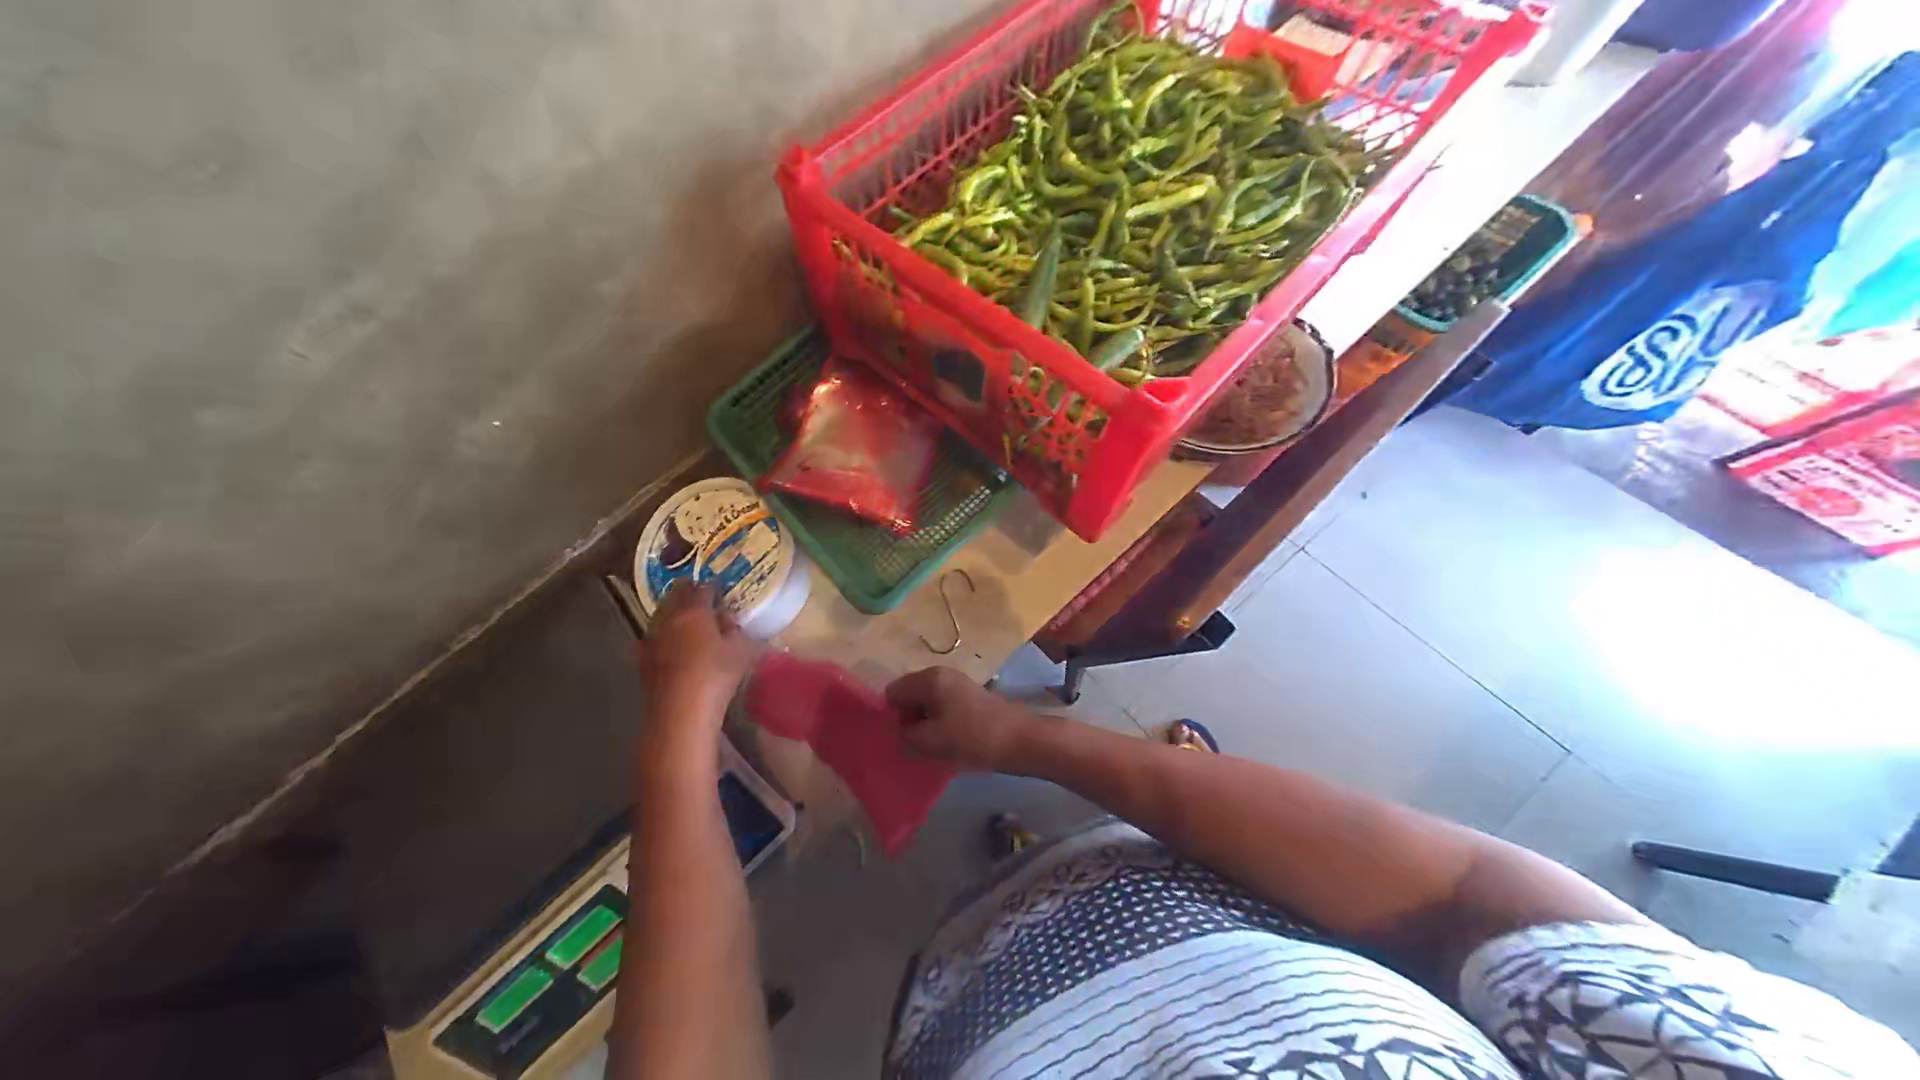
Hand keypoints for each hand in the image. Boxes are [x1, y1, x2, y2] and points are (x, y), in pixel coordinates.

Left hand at [637, 582, 756, 749]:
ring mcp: (651, 638)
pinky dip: (663, 637)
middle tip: (704, 602)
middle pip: (676, 596)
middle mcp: (668, 618)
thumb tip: (732, 624)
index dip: (714, 588)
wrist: (680, 713)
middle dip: (689, 594)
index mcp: (694, 611)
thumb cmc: (716, 676)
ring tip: (689, 623)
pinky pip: (653, 638)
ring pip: (662, 615)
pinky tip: (670, 647)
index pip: (703, 588)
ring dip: (674, 614)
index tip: (722, 593)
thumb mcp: (742, 651)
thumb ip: (739, 632)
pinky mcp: (641, 660)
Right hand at [885, 667, 1037, 771]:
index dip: (889, 715)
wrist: (1020, 740)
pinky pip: (942, 710)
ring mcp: (957, 686)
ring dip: (923, 725)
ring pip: (926, 705)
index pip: (892, 692)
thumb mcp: (931, 741)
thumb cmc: (973, 737)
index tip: (895, 738)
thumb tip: (898, 734)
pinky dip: (939, 726)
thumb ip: (905, 736)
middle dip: (906, 720)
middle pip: (909, 696)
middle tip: (911, 746)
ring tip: (928, 748)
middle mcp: (941, 675)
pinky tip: (945, 744)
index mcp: (929, 678)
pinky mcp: (969, 700)